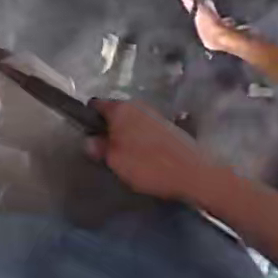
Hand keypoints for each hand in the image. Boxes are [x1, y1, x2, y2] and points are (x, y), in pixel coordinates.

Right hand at [86, 98, 227, 203]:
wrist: (192, 172)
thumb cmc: (148, 165)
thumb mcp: (116, 161)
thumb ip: (99, 148)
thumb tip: (88, 140)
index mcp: (119, 109)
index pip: (95, 104)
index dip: (87, 118)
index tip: (85, 135)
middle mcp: (135, 105)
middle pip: (113, 112)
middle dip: (107, 128)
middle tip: (104, 152)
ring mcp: (152, 113)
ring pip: (129, 121)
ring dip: (124, 135)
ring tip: (124, 158)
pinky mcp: (165, 125)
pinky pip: (143, 128)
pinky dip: (139, 139)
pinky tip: (143, 158)